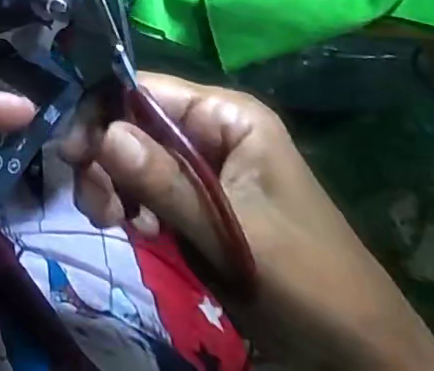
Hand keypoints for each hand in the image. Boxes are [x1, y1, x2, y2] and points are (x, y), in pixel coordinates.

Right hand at [69, 73, 433, 369]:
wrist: (360, 360)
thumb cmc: (309, 286)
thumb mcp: (234, 236)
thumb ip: (167, 183)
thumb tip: (103, 133)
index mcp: (226, 116)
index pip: (137, 89)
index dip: (97, 114)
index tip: (72, 157)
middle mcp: (206, 128)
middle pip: (124, 120)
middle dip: (101, 159)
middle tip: (95, 206)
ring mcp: (197, 163)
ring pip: (123, 152)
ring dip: (107, 184)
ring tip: (112, 224)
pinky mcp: (189, 196)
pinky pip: (136, 182)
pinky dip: (123, 202)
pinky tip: (133, 230)